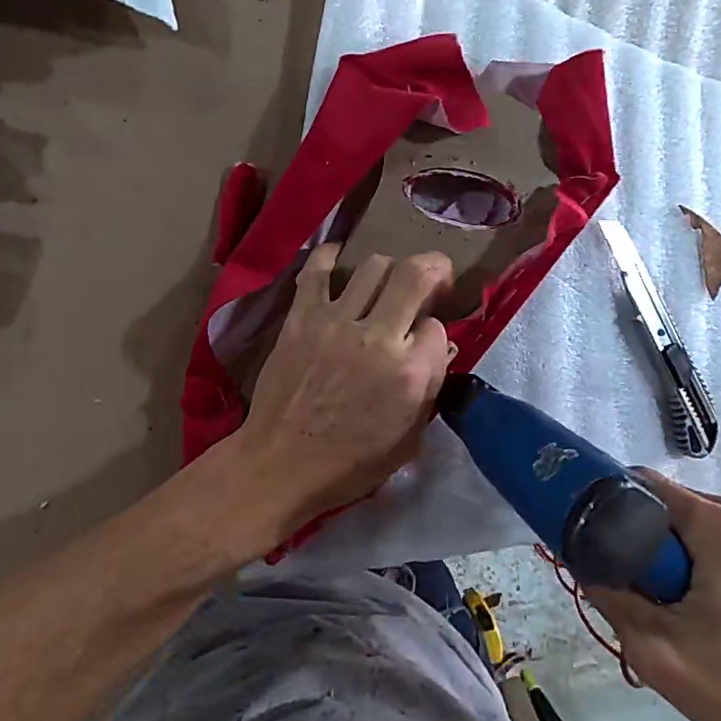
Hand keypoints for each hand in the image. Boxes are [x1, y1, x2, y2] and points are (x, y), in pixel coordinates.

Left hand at [221, 243, 456, 537]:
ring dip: (390, 268)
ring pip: (374, 266)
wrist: (282, 464)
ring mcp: (336, 323)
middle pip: (414, 275)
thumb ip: (430, 387)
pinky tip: (340, 257)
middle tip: (433, 278)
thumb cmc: (352, 460)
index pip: (438, 325)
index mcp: (409, 372)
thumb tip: (437, 346)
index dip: (437, 330)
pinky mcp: (301, 318)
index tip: (427, 341)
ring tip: (388, 281)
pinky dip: (330, 256)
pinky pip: (317, 271)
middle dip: (433, 269)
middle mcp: (378, 338)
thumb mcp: (410, 437)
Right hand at [584, 473, 720, 720]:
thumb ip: (611, 600)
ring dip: (686, 559)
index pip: (649, 485)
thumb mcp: (658, 652)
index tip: (602, 540)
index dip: (616, 507)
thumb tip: (587, 568)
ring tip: (691, 614)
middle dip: (655, 546)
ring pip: (707, 526)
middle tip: (655, 598)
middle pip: (679, 508)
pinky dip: (717, 566)